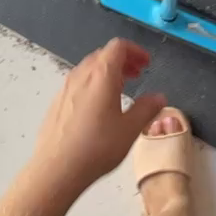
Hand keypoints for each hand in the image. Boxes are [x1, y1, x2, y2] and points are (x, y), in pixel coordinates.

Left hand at [28, 39, 168, 194]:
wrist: (56, 169)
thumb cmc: (96, 147)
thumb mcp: (130, 129)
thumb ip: (147, 109)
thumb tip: (159, 97)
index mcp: (101, 75)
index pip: (118, 47)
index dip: (135, 51)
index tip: (146, 63)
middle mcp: (81, 75)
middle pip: (103, 54)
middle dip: (123, 60)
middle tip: (137, 74)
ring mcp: (65, 88)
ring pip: (89, 68)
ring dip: (107, 72)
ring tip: (121, 89)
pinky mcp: (56, 103)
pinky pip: (78, 83)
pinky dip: (93, 83)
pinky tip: (98, 107)